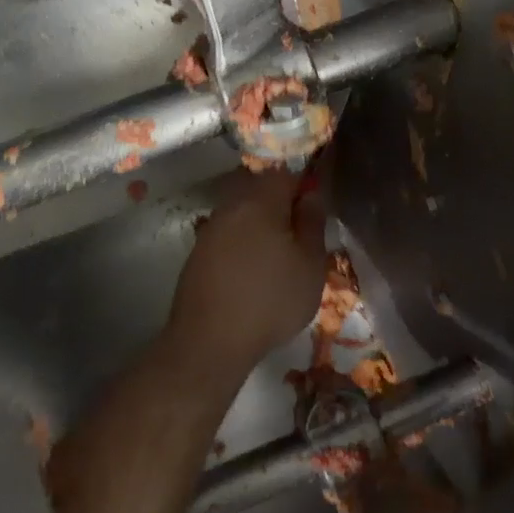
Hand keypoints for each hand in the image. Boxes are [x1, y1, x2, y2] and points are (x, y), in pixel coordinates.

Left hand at [168, 167, 328, 364]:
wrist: (210, 341)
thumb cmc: (271, 301)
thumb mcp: (310, 265)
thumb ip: (312, 224)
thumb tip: (311, 195)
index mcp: (260, 201)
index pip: (285, 172)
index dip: (304, 183)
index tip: (316, 208)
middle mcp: (230, 207)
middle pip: (259, 189)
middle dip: (281, 203)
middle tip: (301, 234)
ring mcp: (209, 230)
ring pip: (241, 213)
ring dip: (260, 225)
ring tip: (279, 256)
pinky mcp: (197, 254)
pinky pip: (227, 236)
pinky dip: (243, 244)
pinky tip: (253, 271)